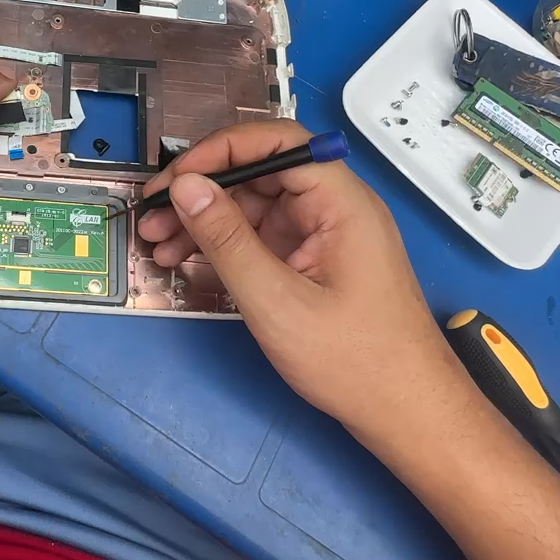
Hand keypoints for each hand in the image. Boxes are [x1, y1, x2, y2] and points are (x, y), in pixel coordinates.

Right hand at [134, 121, 465, 438]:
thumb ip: (226, 239)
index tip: (176, 180)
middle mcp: (332, 206)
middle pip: (258, 172)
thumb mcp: (276, 301)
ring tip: (157, 244)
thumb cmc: (352, 361)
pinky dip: (222, 244)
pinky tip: (186, 259)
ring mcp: (320, 233)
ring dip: (203, 220)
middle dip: (201, 190)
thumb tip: (185, 186)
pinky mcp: (310, 258)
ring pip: (251, 205)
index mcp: (340, 201)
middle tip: (152, 216)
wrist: (408, 417)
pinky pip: (258, 235)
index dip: (221, 150)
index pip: (278, 142)